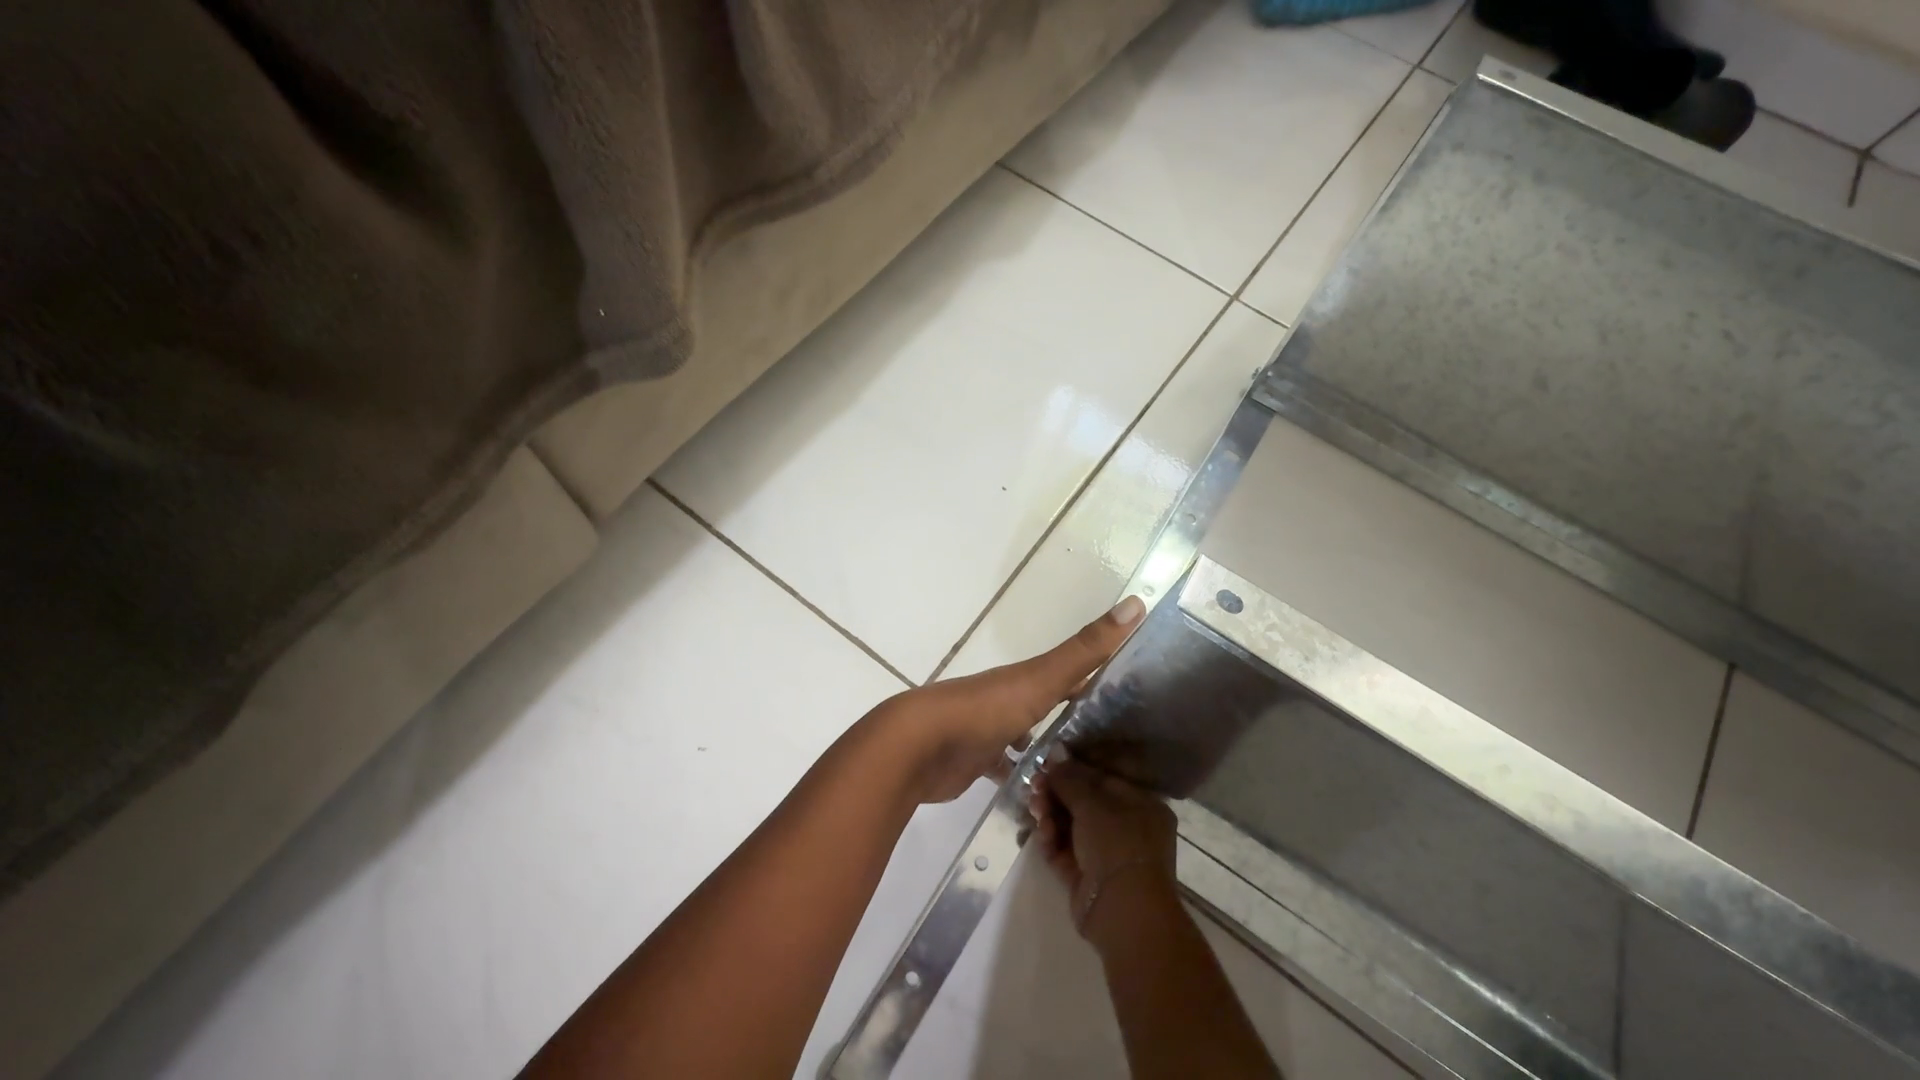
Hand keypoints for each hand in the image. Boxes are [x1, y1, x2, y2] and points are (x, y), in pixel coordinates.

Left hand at [870, 596, 1144, 804]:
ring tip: (1088, 775)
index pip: (1071, 674)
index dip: (1101, 678)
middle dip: (1078, 719)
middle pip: (1049, 706)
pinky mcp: (975, 763)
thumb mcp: (1042, 678)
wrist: (919, 747)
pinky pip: (1006, 769)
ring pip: (1027, 739)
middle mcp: (1009, 701)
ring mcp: (990, 732)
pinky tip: (1044, 795)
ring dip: (1050, 750)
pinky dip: (1023, 779)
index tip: (1137, 692)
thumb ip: (1086, 649)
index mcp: (1025, 679)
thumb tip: (1137, 602)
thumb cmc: (984, 709)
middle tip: (1119, 745)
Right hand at [1029, 756, 1177, 945]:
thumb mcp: (1094, 804)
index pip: (1103, 780)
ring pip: (1070, 827)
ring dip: (1050, 816)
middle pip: (1083, 803)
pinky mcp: (1085, 877)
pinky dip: (1051, 841)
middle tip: (1034, 788)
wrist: (1123, 911)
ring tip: (1036, 812)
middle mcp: (1125, 828)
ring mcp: (1105, 854)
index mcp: (1140, 806)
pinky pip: (1064, 851)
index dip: (1073, 771)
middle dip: (1056, 794)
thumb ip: (1070, 779)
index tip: (1045, 764)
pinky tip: (1041, 835)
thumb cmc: (1118, 845)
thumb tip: (1055, 751)